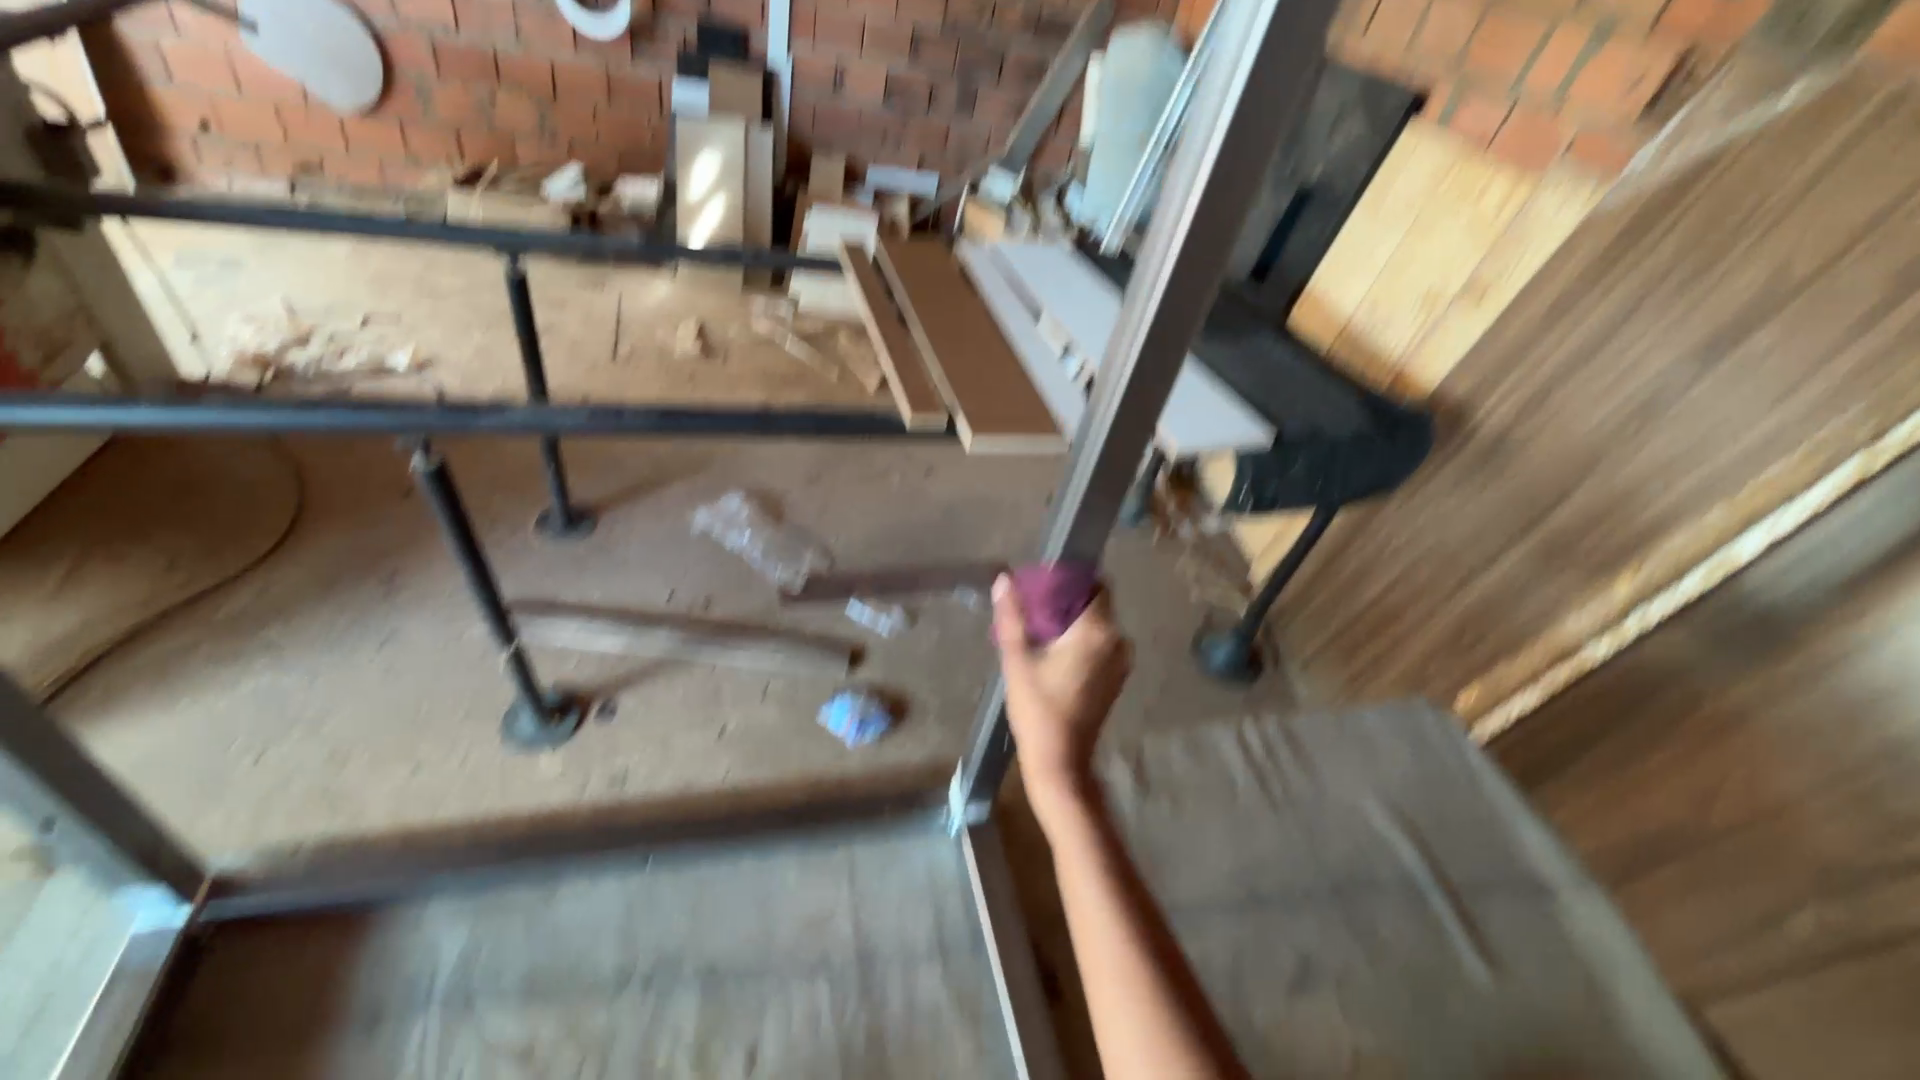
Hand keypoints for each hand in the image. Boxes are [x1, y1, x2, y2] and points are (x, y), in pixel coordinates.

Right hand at [992, 573, 1132, 815]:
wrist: (1061, 760)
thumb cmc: (1037, 709)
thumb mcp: (1017, 660)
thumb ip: (1011, 616)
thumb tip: (1004, 580)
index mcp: (1097, 630)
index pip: (1095, 585)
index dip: (1070, 581)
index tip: (1043, 587)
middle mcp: (1117, 640)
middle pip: (1096, 604)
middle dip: (1067, 602)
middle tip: (1034, 611)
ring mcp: (1121, 661)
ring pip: (1098, 626)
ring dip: (1073, 623)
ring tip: (1041, 634)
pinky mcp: (1117, 678)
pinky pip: (1101, 645)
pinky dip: (1081, 642)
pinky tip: (1055, 655)